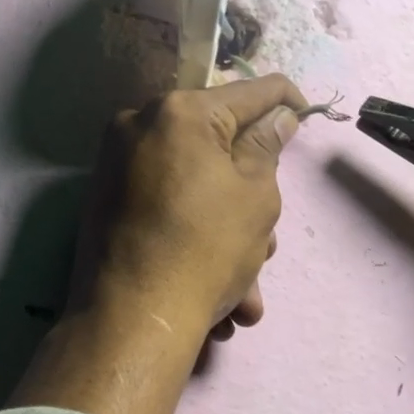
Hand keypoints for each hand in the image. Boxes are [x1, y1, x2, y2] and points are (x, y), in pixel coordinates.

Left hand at [80, 75, 308, 338]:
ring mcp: (117, 164)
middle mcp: (140, 125)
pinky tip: (219, 297)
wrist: (127, 321)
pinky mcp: (106, 200)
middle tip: (269, 243)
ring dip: (228, 236)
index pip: (249, 92)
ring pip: (194, 188)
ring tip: (246, 295)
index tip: (308, 114)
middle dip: (252, 198)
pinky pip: (165, 208)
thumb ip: (266, 146)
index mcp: (179, 112)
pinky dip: (193, 240)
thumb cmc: (204, 248)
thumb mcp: (256, 195)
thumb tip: (276, 116)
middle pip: (217, 148)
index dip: (286, 100)